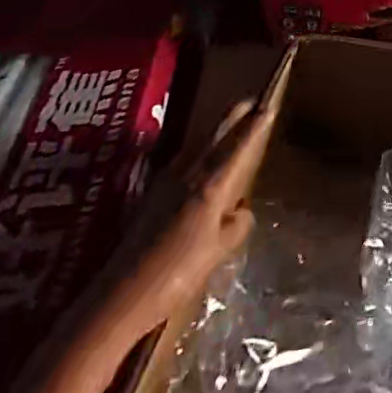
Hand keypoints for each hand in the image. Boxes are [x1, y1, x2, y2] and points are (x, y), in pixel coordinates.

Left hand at [28, 102, 270, 392]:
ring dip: (213, 132)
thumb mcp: (214, 255)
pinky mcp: (153, 191)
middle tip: (249, 102)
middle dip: (231, 118)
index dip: (254, 128)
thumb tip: (243, 210)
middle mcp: (187, 174)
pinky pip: (182, 159)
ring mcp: (166, 180)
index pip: (236, 150)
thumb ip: (233, 229)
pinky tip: (199, 160)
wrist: (124, 290)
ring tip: (227, 126)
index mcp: (208, 188)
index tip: (267, 107)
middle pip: (213, 137)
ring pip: (196, 145)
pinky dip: (197, 151)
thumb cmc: (176, 275)